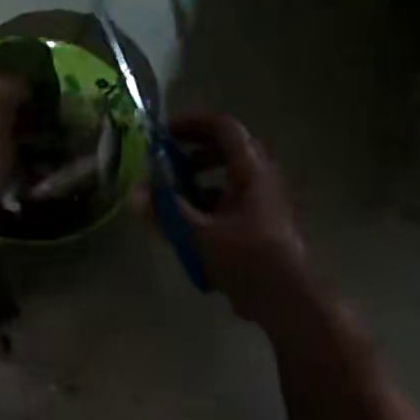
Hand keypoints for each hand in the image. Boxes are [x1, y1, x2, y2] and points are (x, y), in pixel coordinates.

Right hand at [166, 112, 315, 324]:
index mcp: (251, 170)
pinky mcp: (258, 226)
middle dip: (192, 153)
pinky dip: (207, 207)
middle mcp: (260, 178)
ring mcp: (261, 203)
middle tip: (166, 164)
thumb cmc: (245, 258)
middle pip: (226, 150)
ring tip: (171, 198)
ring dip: (198, 182)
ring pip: (227, 179)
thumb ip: (166, 213)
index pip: (222, 128)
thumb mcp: (199, 235)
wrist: (284, 296)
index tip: (162, 132)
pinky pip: (230, 204)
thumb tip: (134, 196)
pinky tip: (187, 227)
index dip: (191, 123)